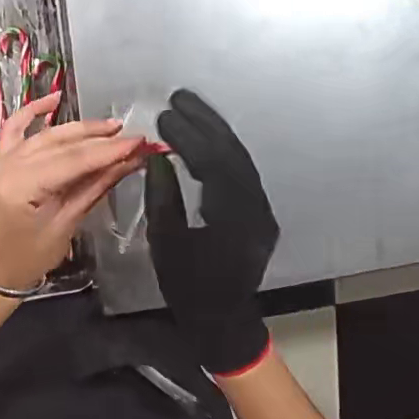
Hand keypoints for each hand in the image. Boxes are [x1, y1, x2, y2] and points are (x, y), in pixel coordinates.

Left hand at [0, 93, 146, 292]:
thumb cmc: (29, 259)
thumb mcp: (66, 224)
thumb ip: (95, 187)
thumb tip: (128, 161)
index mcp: (19, 187)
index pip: (72, 161)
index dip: (108, 150)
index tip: (139, 141)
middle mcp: (4, 168)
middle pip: (59, 145)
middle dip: (97, 138)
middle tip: (130, 134)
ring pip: (44, 137)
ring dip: (77, 129)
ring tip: (109, 126)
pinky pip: (14, 131)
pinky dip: (32, 113)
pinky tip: (53, 99)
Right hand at [145, 90, 278, 373]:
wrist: (224, 320)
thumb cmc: (189, 289)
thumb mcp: (167, 246)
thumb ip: (164, 200)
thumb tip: (157, 159)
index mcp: (233, 217)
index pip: (212, 163)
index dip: (188, 136)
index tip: (164, 116)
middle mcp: (255, 206)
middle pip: (232, 153)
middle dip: (206, 123)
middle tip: (179, 98)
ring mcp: (261, 209)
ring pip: (240, 160)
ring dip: (215, 133)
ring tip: (190, 110)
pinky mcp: (259, 212)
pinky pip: (241, 174)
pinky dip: (222, 153)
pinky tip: (204, 141)